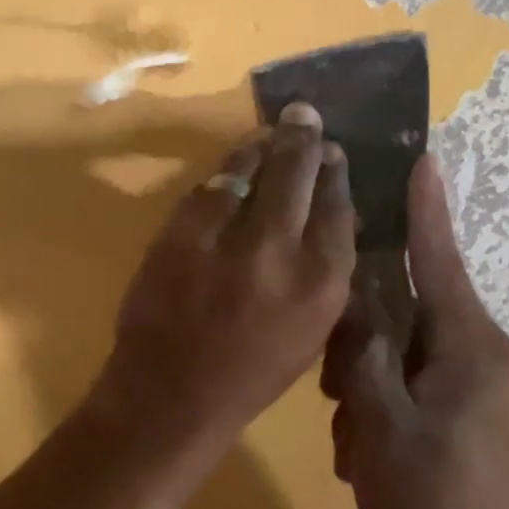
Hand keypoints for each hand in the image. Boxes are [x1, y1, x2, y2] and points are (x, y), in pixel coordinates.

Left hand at [92, 102, 356, 439]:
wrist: (171, 393)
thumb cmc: (251, 374)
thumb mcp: (310, 330)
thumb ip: (321, 271)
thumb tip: (324, 215)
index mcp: (322, 283)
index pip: (337, 206)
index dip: (335, 172)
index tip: (334, 152)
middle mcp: (278, 251)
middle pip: (297, 173)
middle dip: (303, 138)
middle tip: (304, 114)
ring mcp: (222, 238)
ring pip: (247, 170)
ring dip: (259, 147)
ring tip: (267, 136)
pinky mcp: (178, 233)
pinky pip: (205, 189)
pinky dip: (220, 177)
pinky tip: (227, 172)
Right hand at [322, 154, 508, 508]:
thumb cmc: (438, 504)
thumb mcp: (379, 425)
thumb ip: (361, 353)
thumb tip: (351, 298)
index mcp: (470, 346)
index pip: (438, 258)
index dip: (425, 207)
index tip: (421, 156)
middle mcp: (490, 356)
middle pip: (415, 312)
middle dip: (365, 336)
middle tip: (328, 384)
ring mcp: (493, 392)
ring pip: (414, 354)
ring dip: (373, 383)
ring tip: (351, 440)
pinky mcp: (488, 421)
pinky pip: (428, 387)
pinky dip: (393, 406)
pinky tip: (371, 455)